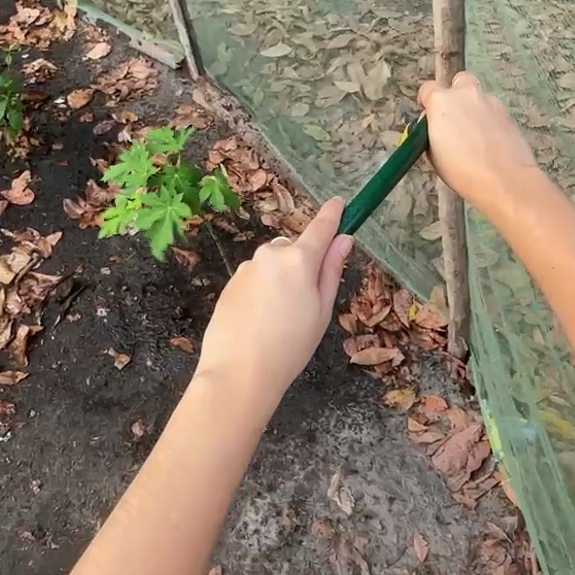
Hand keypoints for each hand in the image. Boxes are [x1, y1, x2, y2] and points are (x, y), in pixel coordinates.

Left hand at [195, 197, 354, 413]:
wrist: (238, 372)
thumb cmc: (290, 346)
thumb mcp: (322, 310)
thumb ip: (332, 270)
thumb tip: (344, 239)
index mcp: (299, 259)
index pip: (321, 227)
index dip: (333, 213)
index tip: (339, 201)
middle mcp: (271, 254)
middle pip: (294, 248)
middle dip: (302, 264)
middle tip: (306, 302)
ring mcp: (247, 267)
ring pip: (273, 264)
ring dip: (280, 279)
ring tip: (279, 319)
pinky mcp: (230, 282)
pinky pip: (255, 278)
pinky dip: (261, 291)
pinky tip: (260, 320)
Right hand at [418, 73, 540, 214]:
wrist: (503, 178)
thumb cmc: (460, 170)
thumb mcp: (432, 152)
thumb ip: (431, 130)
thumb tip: (435, 124)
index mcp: (441, 102)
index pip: (427, 89)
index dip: (426, 102)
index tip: (429, 117)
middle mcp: (466, 94)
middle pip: (459, 81)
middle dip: (455, 94)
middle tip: (454, 119)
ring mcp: (490, 101)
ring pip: (478, 97)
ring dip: (473, 109)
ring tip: (475, 135)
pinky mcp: (507, 113)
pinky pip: (492, 110)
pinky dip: (488, 120)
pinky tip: (489, 141)